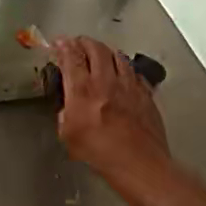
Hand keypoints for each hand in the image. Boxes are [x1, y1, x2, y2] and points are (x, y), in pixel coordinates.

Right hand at [54, 36, 173, 193]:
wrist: (138, 163)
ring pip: (118, 56)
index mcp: (83, 91)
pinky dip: (125, 66)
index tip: (59, 42)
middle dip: (84, 42)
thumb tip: (67, 107)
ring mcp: (129, 86)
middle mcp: (106, 83)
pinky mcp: (145, 94)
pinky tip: (123, 71)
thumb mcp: (68, 135)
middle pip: (96, 49)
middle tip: (78, 43)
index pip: (72, 57)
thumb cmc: (101, 153)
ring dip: (106, 50)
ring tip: (100, 52)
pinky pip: (134, 72)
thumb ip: (64, 114)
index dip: (64, 46)